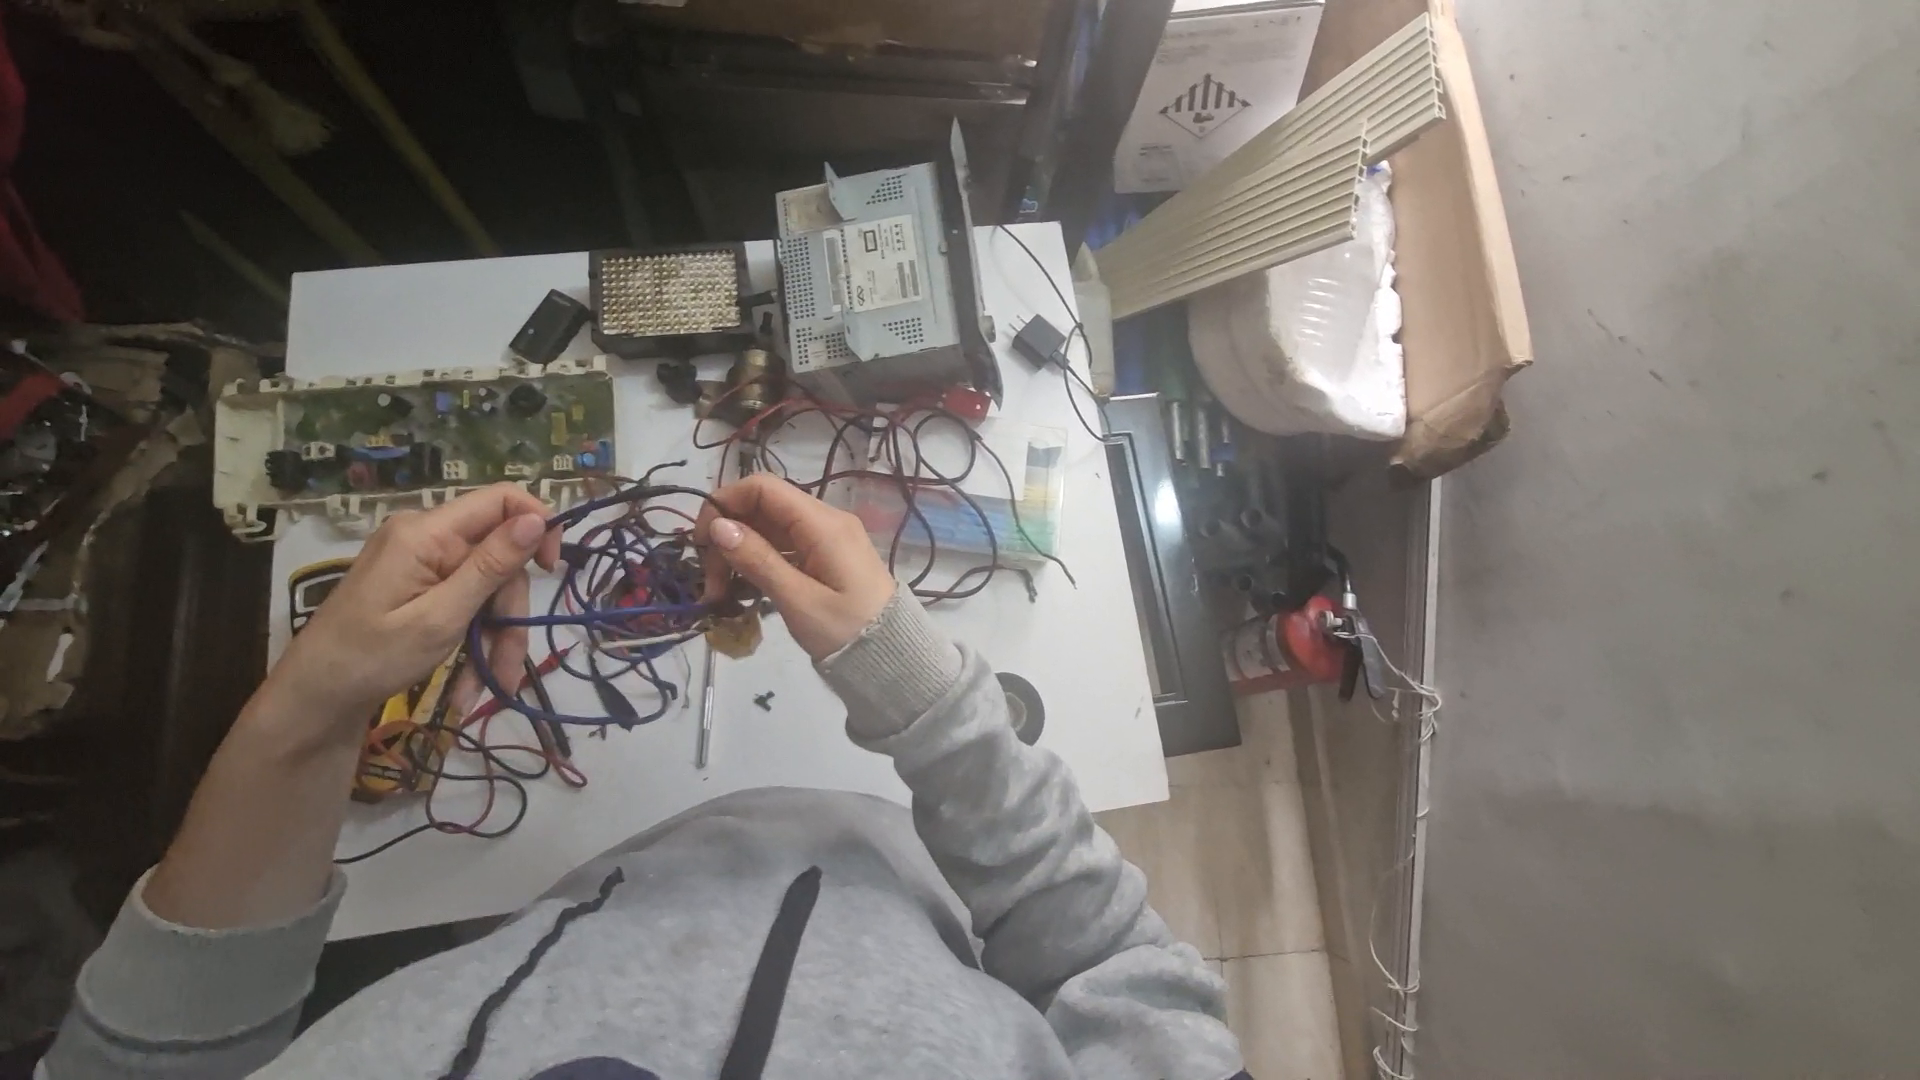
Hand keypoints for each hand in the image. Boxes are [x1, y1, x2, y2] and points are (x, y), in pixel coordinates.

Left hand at [270, 484, 560, 731]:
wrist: (313, 700)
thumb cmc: (369, 659)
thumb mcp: (441, 617)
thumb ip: (491, 566)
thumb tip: (539, 518)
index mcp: (425, 534)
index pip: (502, 500)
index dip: (538, 524)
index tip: (550, 569)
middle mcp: (427, 538)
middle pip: (500, 558)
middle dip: (510, 612)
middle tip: (508, 664)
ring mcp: (424, 562)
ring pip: (490, 587)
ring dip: (498, 635)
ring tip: (491, 684)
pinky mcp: (423, 584)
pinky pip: (470, 600)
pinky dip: (478, 637)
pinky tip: (472, 680)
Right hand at [697, 474, 894, 658]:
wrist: (891, 656)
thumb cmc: (847, 631)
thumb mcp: (799, 600)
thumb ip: (759, 560)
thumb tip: (720, 525)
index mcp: (823, 524)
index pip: (763, 487)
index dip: (725, 503)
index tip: (702, 542)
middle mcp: (825, 521)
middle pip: (762, 507)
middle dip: (728, 537)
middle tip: (711, 584)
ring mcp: (826, 539)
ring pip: (768, 529)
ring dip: (739, 554)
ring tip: (722, 595)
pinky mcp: (824, 557)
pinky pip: (783, 547)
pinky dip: (758, 563)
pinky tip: (743, 592)